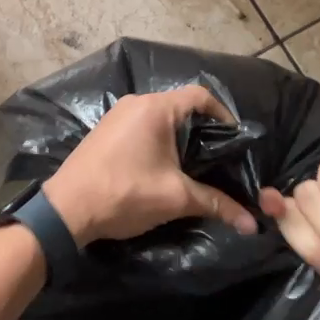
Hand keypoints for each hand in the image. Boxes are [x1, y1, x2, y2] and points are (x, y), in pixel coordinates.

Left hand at [40, 86, 258, 245]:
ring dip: (180, 138)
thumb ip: (216, 204)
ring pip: (160, 118)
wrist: (68, 207)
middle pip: (180, 106)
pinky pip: (142, 127)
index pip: (199, 96)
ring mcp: (118, 115)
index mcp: (154, 108)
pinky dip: (160, 141)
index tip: (237, 140)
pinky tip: (168, 167)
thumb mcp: (176, 198)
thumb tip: (252, 223)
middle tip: (222, 157)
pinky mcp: (107, 130)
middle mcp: (135, 103)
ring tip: (199, 165)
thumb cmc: (125, 192)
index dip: (223, 114)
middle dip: (203, 130)